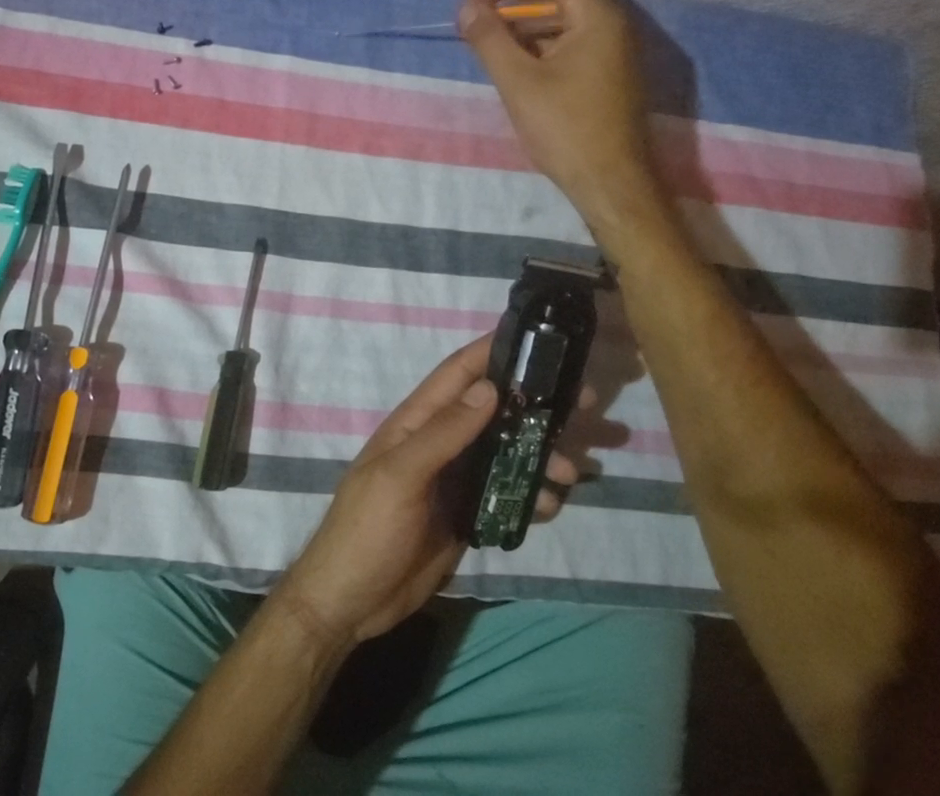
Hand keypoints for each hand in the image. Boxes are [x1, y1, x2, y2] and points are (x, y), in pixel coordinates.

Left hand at [271, 337, 581, 647]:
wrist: (352, 602)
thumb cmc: (366, 532)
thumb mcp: (399, 477)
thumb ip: (443, 434)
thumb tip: (489, 387)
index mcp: (415, 424)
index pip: (458, 375)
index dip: (494, 351)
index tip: (540, 337)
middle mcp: (439, 445)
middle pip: (494, 413)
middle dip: (537, 406)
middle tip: (587, 403)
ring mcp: (455, 480)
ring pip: (508, 454)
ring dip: (543, 458)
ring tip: (573, 474)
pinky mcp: (468, 514)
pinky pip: (508, 494)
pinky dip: (533, 495)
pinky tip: (551, 507)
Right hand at [459, 0, 656, 225]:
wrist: (612, 183)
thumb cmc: (566, 131)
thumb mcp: (519, 83)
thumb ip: (490, 39)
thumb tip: (468, 8)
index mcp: (596, 13)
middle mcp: (609, 19)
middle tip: (469, 2)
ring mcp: (610, 45)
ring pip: (560, 10)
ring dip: (519, 12)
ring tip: (482, 26)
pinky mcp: (605, 69)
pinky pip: (566, 34)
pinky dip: (534, 34)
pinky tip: (509, 49)